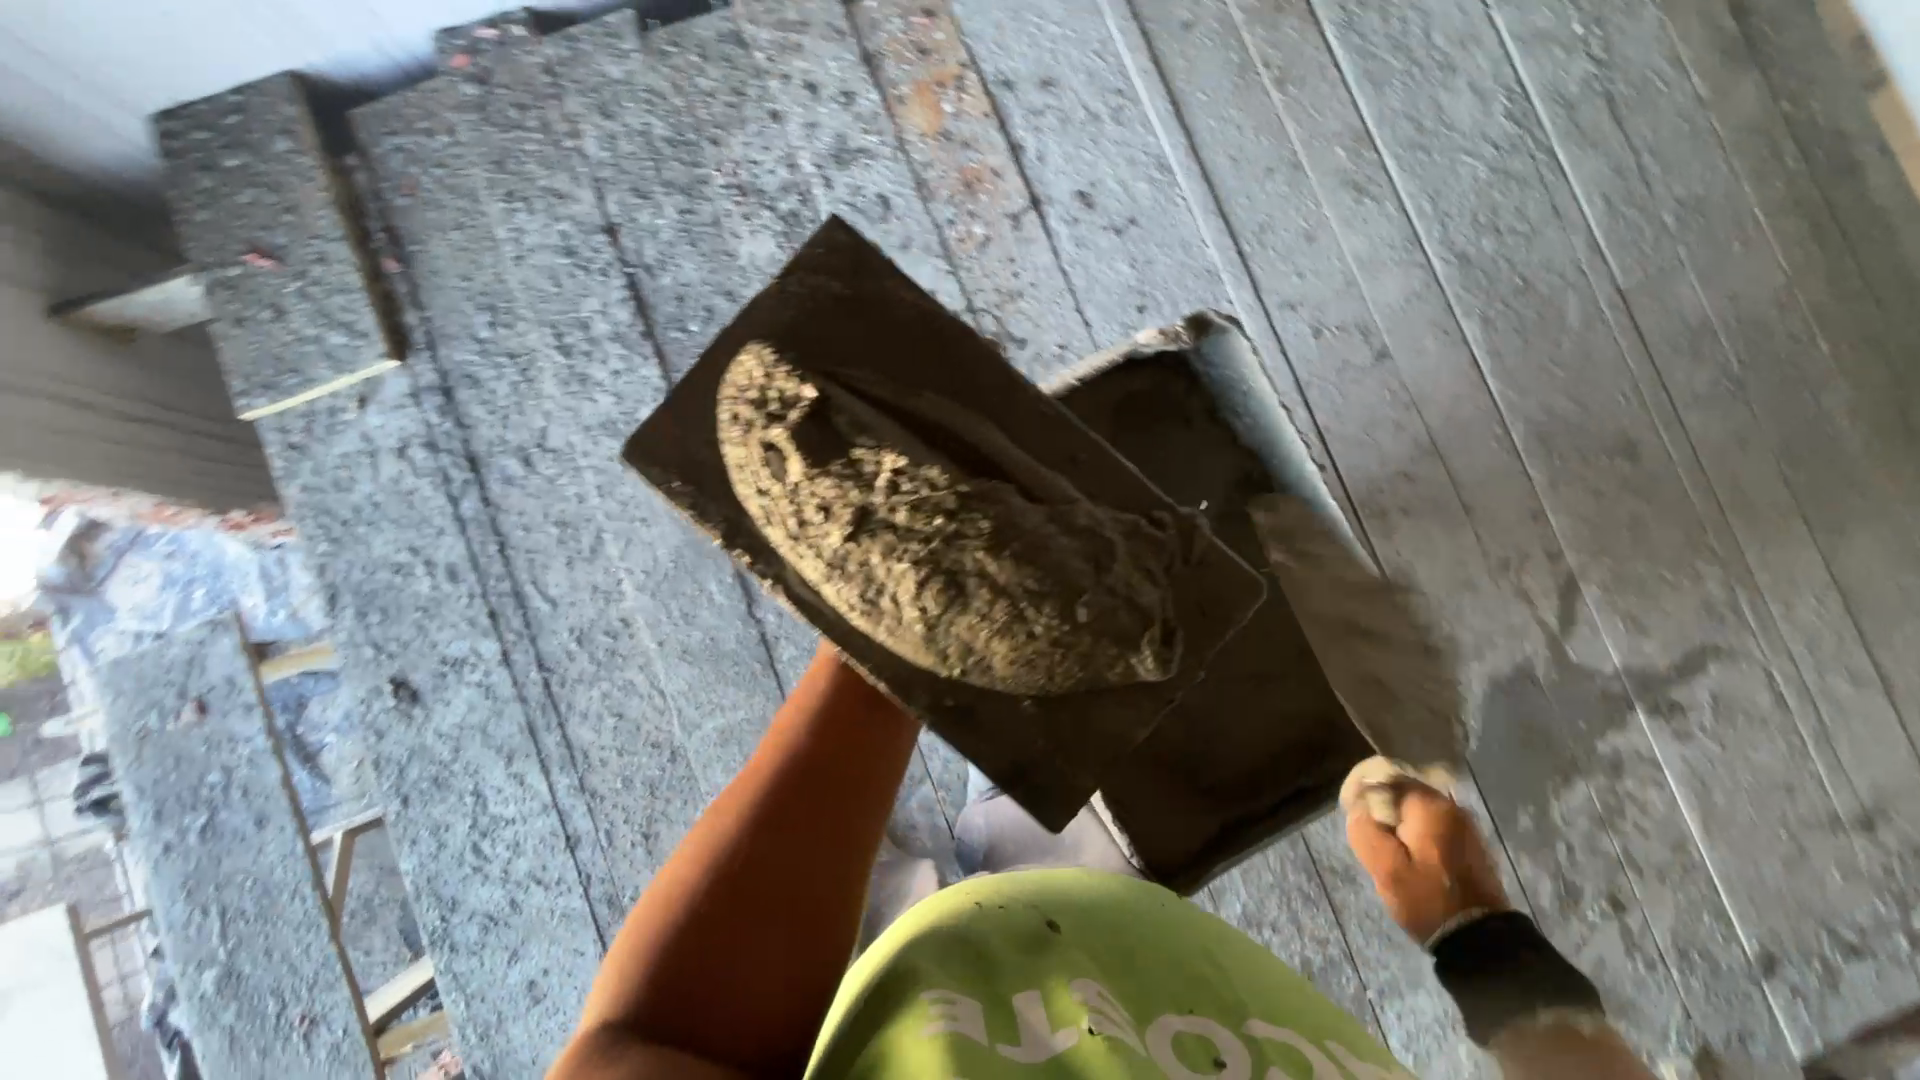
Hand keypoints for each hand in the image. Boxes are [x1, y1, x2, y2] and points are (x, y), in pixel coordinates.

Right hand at [1346, 779, 1508, 944]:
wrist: (1479, 939)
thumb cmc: (1427, 900)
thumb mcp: (1385, 868)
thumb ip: (1365, 830)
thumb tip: (1359, 806)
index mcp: (1430, 806)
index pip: (1386, 778)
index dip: (1365, 793)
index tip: (1355, 816)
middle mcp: (1452, 807)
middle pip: (1404, 793)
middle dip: (1384, 810)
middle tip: (1372, 837)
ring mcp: (1466, 825)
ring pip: (1419, 811)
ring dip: (1401, 823)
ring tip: (1389, 849)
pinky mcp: (1471, 844)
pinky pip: (1434, 826)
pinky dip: (1418, 834)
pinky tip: (1411, 856)